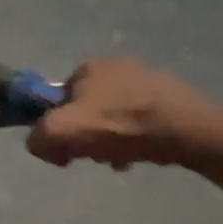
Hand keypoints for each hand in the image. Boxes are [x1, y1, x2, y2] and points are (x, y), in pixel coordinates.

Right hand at [27, 58, 222, 169]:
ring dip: (107, 142)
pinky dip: (130, 139)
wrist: (185, 128)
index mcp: (85, 68)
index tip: (67, 153)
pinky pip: (134, 121)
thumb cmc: (120, 126)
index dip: (54, 130)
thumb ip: (37, 137)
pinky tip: (137, 154)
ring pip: (108, 118)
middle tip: (94, 157)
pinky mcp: (164, 94)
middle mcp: (113, 65)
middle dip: (83, 138)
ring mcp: (141, 77)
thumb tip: (41, 144)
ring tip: (119, 159)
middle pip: (82, 112)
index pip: (54, 103)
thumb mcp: (61, 132)